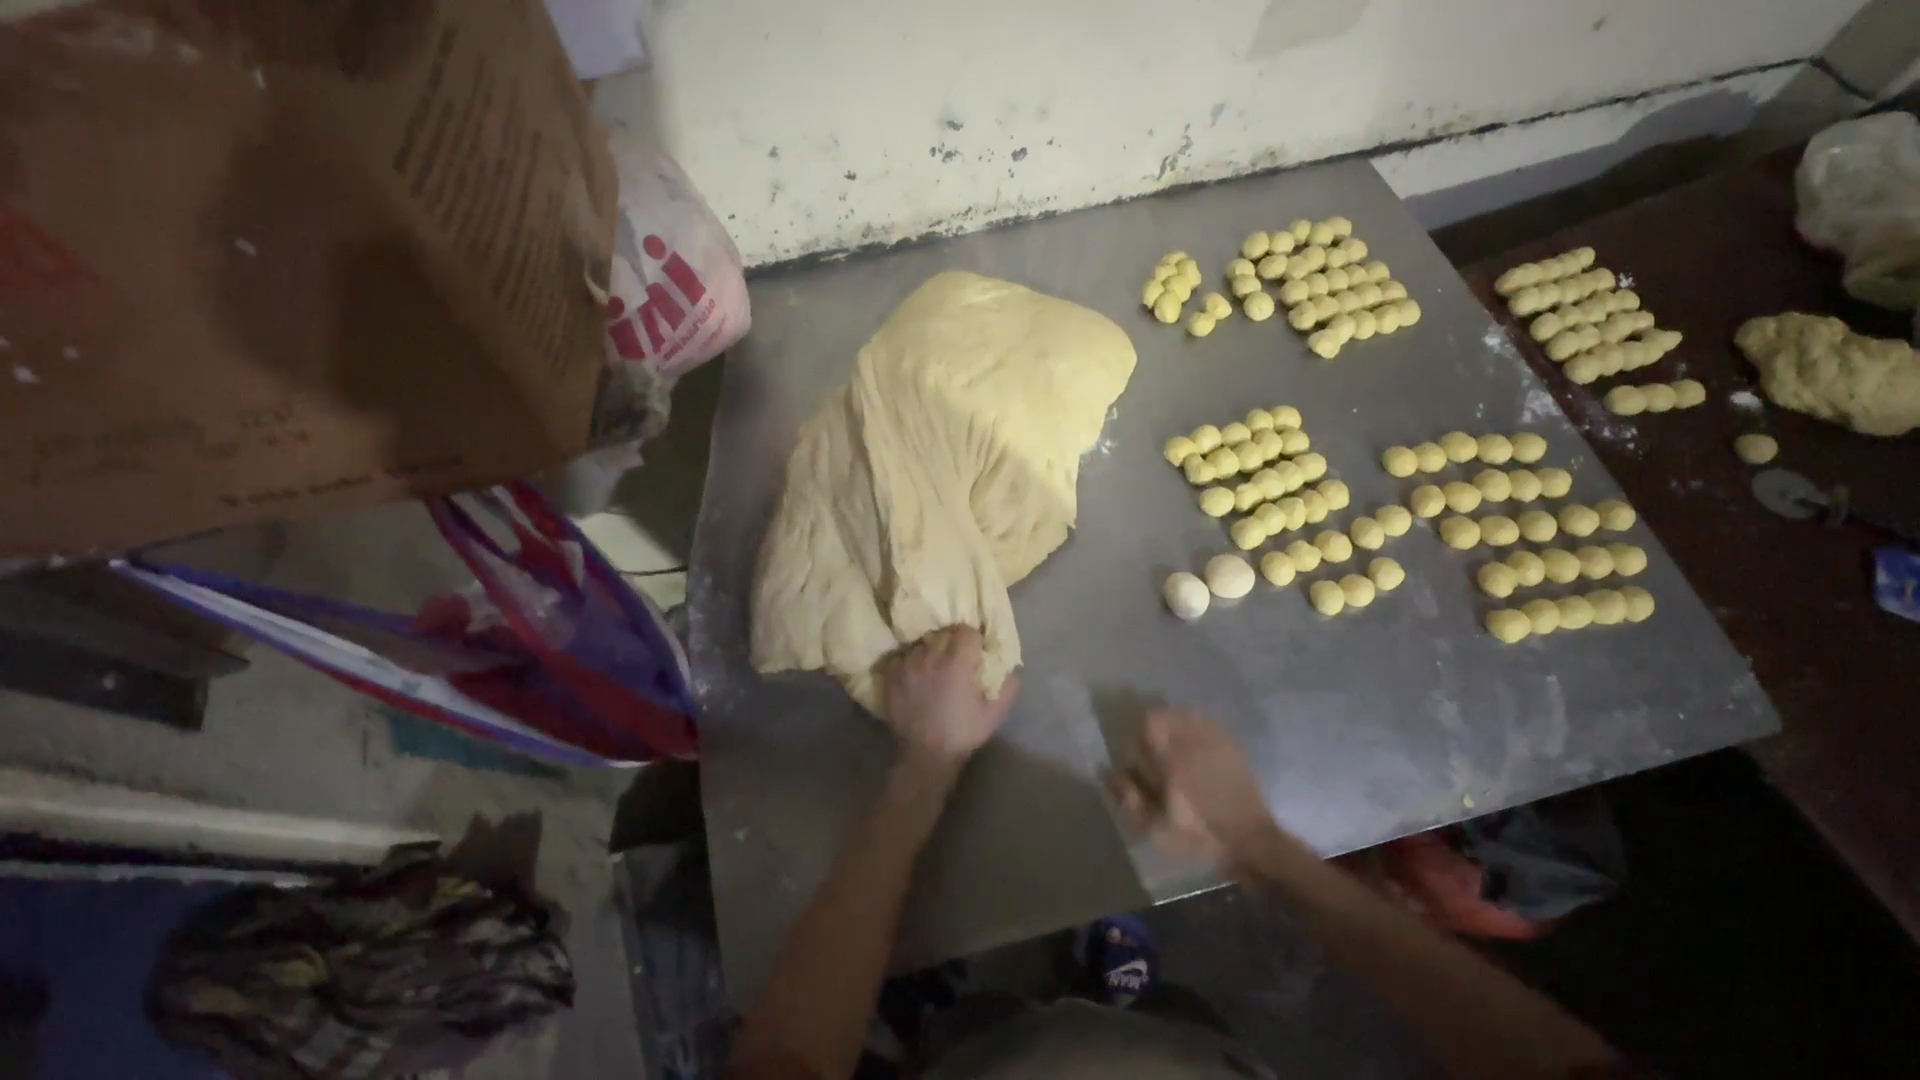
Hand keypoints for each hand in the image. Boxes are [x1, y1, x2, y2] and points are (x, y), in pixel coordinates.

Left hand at [881, 626, 1017, 765]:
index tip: (975, 653)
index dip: (973, 641)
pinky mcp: (890, 675)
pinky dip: (909, 662)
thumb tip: (1009, 668)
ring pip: (922, 644)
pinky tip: (915, 676)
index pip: (967, 631)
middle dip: (952, 643)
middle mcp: (931, 656)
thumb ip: (1008, 685)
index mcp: (957, 662)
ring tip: (933, 668)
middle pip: (944, 634)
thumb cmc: (963, 733)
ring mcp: (907, 664)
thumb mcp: (995, 712)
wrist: (925, 755)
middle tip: (956, 660)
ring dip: (930, 652)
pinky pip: (901, 657)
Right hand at [1109, 709, 1277, 865]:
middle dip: (1156, 728)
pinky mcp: (1233, 747)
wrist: (1250, 840)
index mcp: (1174, 756)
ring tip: (1175, 753)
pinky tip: (1198, 756)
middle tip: (1155, 755)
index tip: (1139, 756)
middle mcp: (1195, 740)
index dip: (1139, 734)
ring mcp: (1217, 740)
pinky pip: (1208, 726)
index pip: (1150, 720)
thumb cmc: (1199, 834)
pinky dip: (1197, 733)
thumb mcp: (1155, 825)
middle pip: (1168, 714)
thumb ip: (1128, 797)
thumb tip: (1107, 771)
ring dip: (1176, 727)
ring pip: (1188, 716)